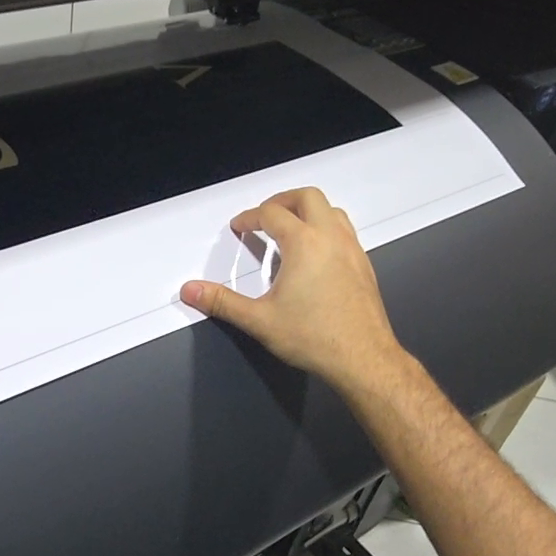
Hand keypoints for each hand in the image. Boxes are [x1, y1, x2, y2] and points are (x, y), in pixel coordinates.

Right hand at [181, 187, 409, 392]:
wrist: (362, 358)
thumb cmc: (314, 338)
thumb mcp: (259, 320)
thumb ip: (222, 302)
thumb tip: (191, 290)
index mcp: (304, 243)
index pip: (272, 214)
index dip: (250, 217)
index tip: (239, 227)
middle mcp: (331, 238)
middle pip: (307, 197)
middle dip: (282, 201)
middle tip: (264, 216)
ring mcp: (352, 250)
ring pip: (332, 211)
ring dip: (308, 211)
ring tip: (290, 230)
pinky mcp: (364, 266)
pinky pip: (345, 232)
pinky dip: (326, 229)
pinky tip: (315, 255)